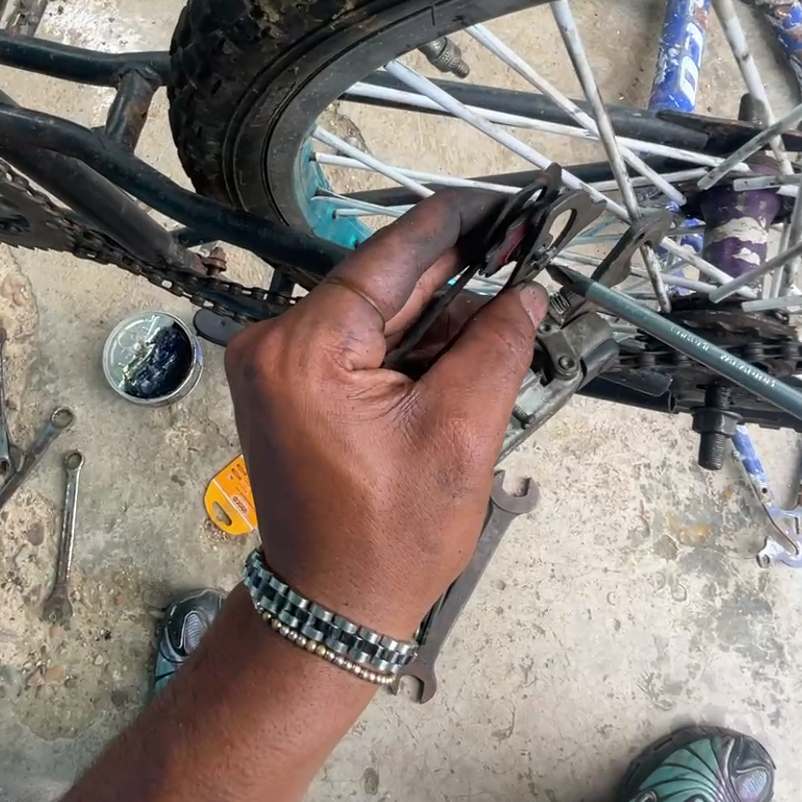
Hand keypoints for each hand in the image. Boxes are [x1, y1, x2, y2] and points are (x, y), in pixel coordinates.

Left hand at [224, 189, 545, 636]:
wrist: (332, 603)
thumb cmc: (389, 536)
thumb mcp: (459, 436)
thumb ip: (494, 348)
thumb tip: (524, 294)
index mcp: (305, 350)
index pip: (388, 258)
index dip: (453, 223)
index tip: (500, 198)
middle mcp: (277, 344)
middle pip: (381, 284)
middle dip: (454, 268)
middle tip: (518, 243)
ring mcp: (279, 363)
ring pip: (376, 313)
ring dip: (439, 311)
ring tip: (503, 303)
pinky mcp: (292, 383)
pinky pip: (361, 342)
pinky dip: (411, 340)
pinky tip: (463, 339)